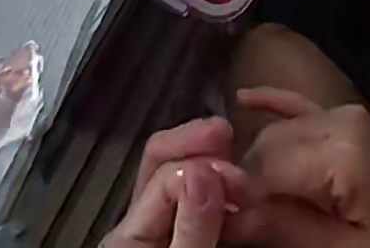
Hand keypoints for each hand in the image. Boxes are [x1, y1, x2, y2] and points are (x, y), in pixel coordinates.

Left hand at [102, 117, 259, 247]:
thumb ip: (192, 229)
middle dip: (196, 139)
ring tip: (238, 161)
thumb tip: (204, 170)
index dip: (204, 169)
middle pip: (160, 157)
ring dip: (208, 158)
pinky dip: (214, 184)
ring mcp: (152, 228)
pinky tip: (235, 186)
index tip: (243, 179)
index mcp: (126, 235)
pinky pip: (189, 196)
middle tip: (230, 133)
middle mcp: (136, 223)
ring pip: (174, 170)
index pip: (164, 177)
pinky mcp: (172, 235)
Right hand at [234, 88, 369, 247]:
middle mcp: (338, 117)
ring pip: (280, 127)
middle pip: (268, 142)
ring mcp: (345, 112)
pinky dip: (274, 102)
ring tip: (227, 190)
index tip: (214, 219)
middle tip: (221, 213)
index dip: (234, 192)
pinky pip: (303, 105)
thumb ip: (286, 229)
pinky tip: (244, 97)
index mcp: (341, 151)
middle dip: (242, 177)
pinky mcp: (349, 117)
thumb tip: (225, 211)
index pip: (264, 163)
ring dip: (254, 157)